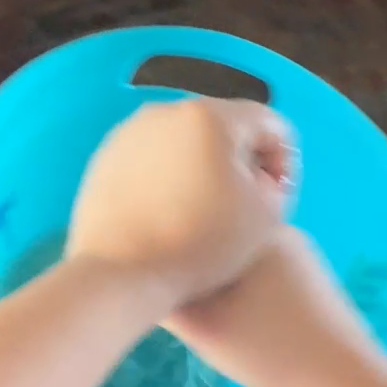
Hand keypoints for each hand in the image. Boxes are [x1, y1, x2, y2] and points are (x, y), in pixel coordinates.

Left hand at [66, 98, 294, 306]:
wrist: (121, 273)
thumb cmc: (197, 245)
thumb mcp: (266, 215)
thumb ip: (277, 182)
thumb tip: (258, 175)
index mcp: (208, 116)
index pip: (267, 124)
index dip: (284, 160)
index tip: (278, 195)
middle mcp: (163, 113)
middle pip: (222, 129)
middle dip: (240, 162)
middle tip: (244, 205)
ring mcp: (127, 136)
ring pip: (182, 145)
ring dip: (201, 170)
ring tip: (203, 213)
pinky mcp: (103, 161)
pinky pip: (149, 162)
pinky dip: (165, 180)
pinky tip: (168, 215)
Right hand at [165, 226, 386, 386]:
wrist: (343, 378)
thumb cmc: (268, 348)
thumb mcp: (202, 327)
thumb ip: (166, 300)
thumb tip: (140, 280)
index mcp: (250, 233)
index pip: (194, 233)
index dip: (170, 258)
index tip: (159, 286)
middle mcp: (278, 230)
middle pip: (216, 248)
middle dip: (197, 274)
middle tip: (189, 313)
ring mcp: (300, 253)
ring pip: (238, 264)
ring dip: (221, 286)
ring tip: (217, 321)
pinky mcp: (311, 277)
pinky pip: (261, 275)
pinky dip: (247, 294)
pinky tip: (248, 324)